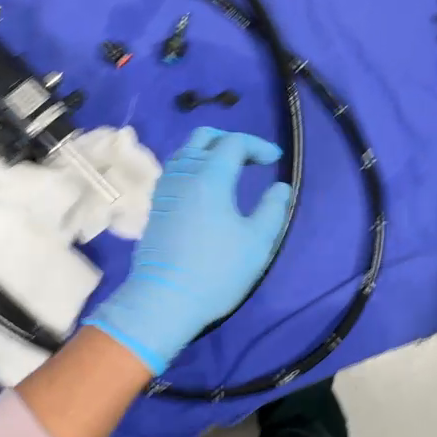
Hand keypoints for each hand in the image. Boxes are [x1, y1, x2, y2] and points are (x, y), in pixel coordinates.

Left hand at [83, 127, 292, 374]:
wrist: (164, 298)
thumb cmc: (216, 270)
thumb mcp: (257, 242)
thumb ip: (272, 209)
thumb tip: (280, 187)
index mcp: (210, 176)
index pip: (234, 143)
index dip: (257, 145)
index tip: (275, 160)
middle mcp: (184, 173)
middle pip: (204, 137)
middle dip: (230, 140)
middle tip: (251, 158)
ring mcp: (165, 188)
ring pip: (185, 151)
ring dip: (209, 151)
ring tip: (230, 170)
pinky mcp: (156, 205)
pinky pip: (176, 169)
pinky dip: (194, 165)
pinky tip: (205, 187)